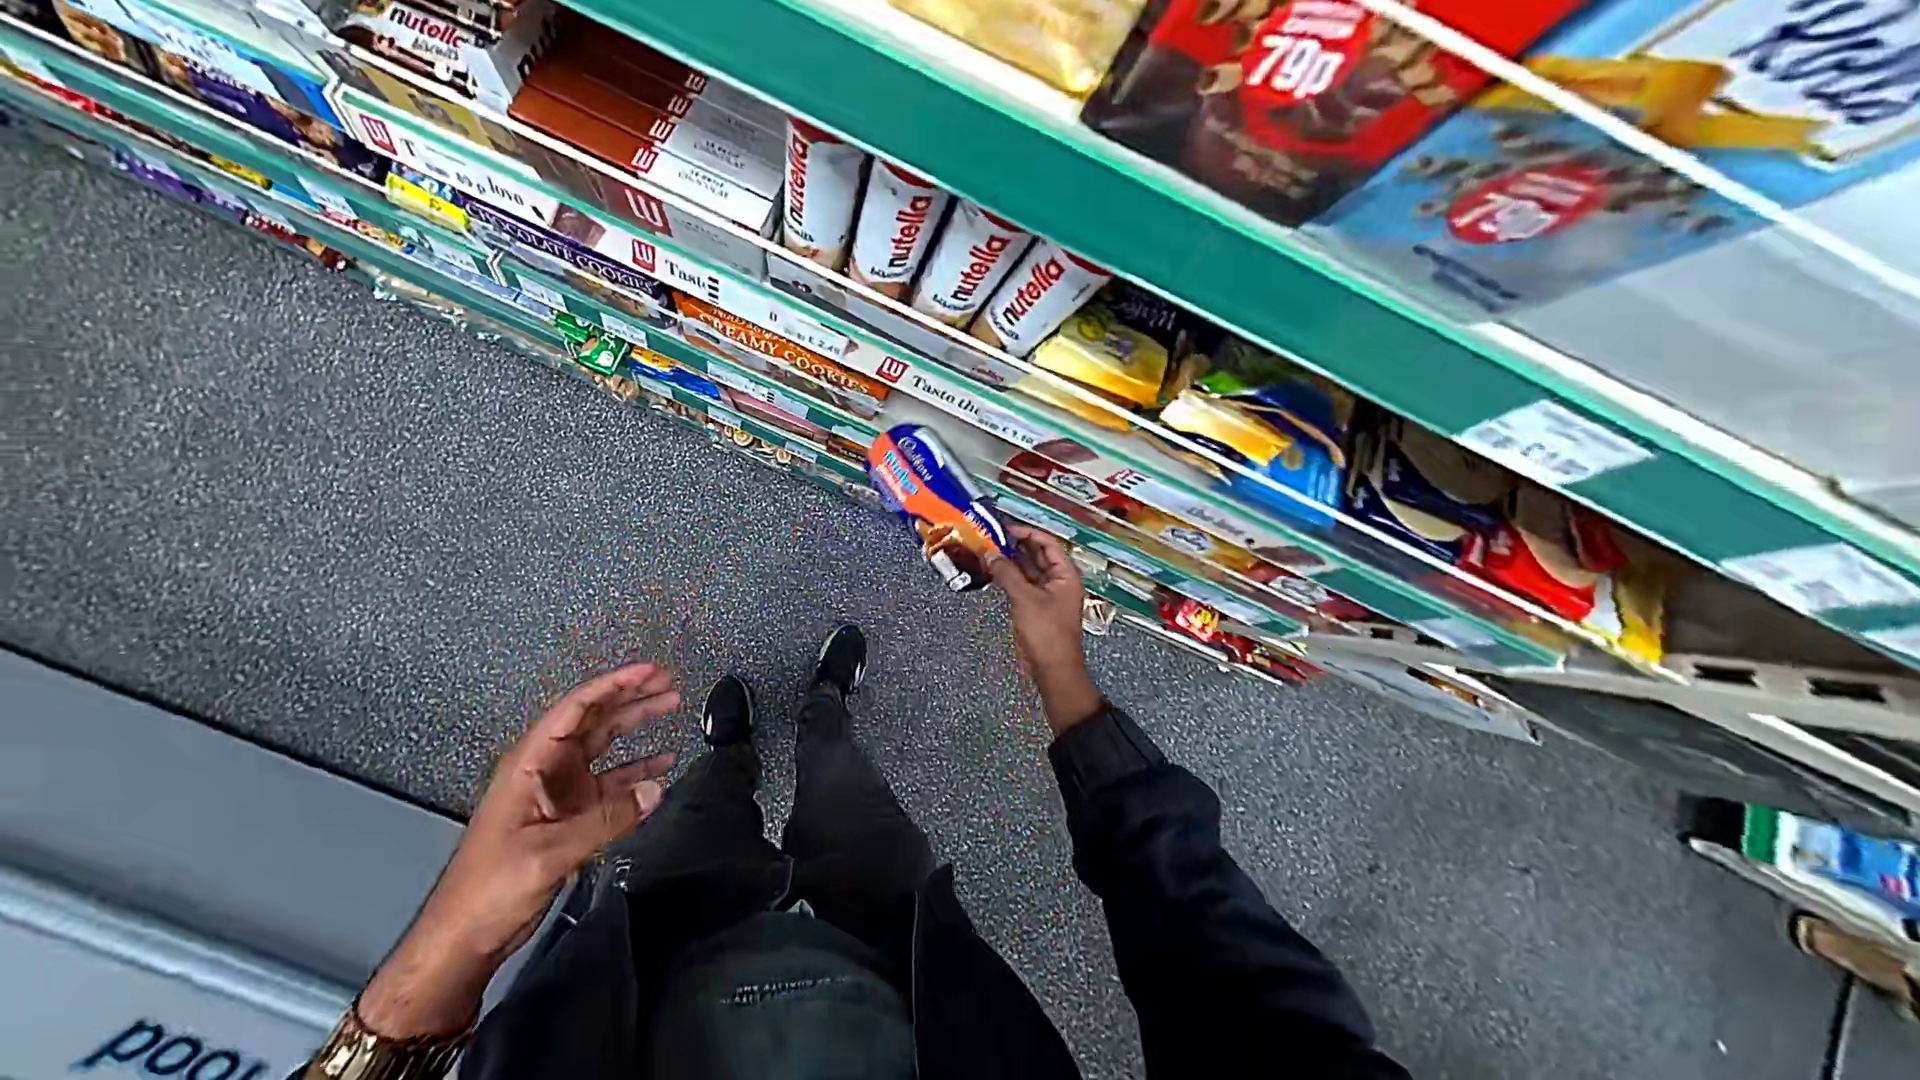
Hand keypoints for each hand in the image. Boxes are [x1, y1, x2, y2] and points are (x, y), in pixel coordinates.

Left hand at [359, 662, 681, 1037]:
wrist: (462, 939)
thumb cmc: (491, 888)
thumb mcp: (548, 852)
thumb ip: (606, 819)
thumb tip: (658, 789)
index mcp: (530, 764)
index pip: (575, 710)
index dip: (613, 685)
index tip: (649, 671)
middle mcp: (547, 769)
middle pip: (594, 720)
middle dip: (630, 696)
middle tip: (668, 681)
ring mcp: (560, 790)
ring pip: (605, 744)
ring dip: (638, 724)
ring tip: (672, 705)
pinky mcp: (571, 814)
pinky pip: (612, 782)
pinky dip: (638, 769)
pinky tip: (663, 765)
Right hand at [989, 525, 1103, 735]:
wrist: (1051, 667)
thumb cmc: (1048, 635)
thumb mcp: (1024, 598)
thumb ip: (1006, 573)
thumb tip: (992, 554)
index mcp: (1066, 574)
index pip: (1047, 543)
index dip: (1027, 533)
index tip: (1006, 529)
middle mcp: (1059, 581)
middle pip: (1037, 555)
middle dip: (1016, 546)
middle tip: (993, 538)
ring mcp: (1047, 594)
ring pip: (1028, 570)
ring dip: (1010, 561)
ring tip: (989, 551)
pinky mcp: (1035, 606)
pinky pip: (1022, 584)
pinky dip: (1008, 577)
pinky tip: (993, 571)